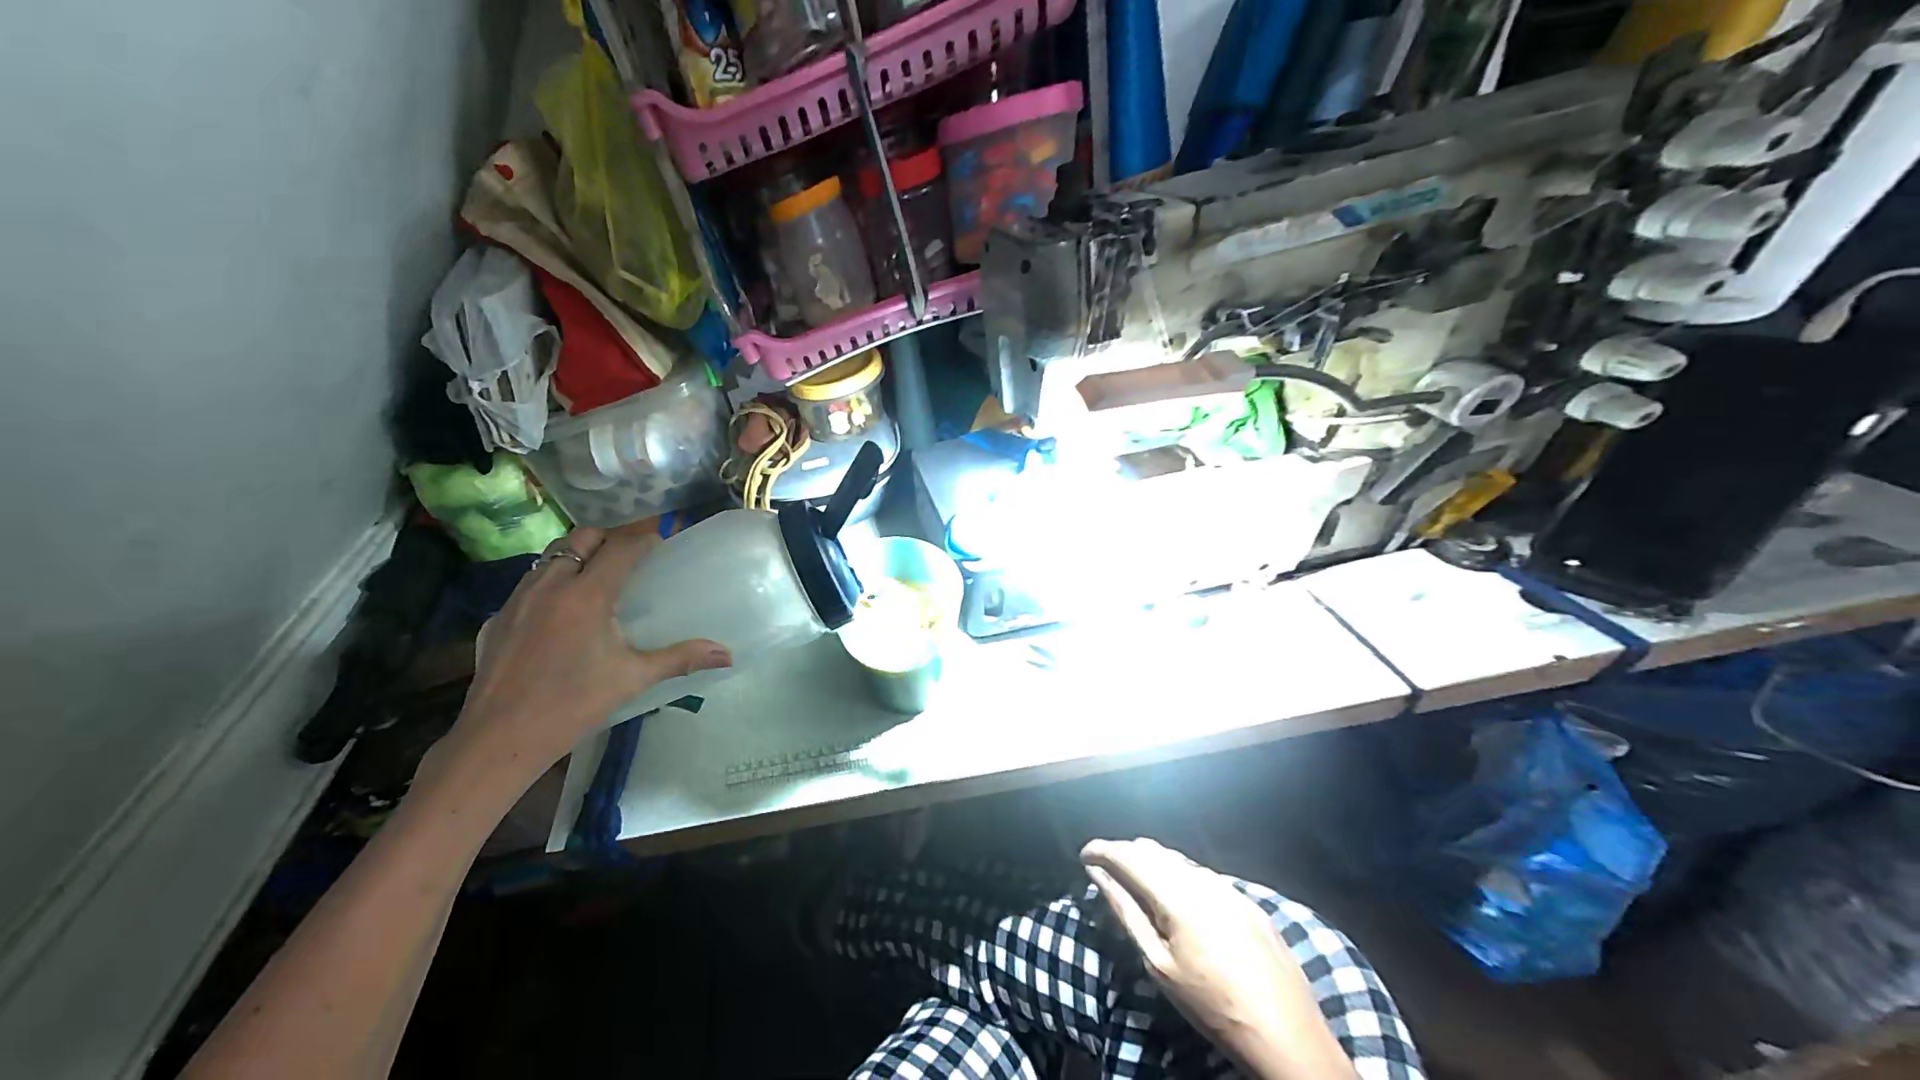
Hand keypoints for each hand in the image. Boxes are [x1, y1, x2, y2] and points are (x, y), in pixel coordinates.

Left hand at [423, 523, 731, 801]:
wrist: (499, 738)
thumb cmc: (573, 705)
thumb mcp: (633, 679)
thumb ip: (680, 659)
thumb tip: (727, 655)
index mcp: (587, 596)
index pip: (622, 547)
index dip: (646, 537)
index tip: (664, 538)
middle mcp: (551, 585)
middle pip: (583, 537)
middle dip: (611, 537)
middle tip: (632, 554)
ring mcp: (519, 598)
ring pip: (552, 554)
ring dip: (579, 553)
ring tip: (599, 574)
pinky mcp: (499, 616)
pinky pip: (530, 581)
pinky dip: (553, 579)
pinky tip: (562, 609)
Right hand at [1081, 839, 1355, 1079]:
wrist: (1287, 1038)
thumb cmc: (1212, 1007)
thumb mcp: (1158, 965)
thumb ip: (1126, 912)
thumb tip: (1098, 875)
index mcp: (1179, 896)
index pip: (1130, 855)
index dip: (1102, 849)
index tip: (1084, 854)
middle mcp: (1204, 881)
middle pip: (1154, 851)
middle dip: (1124, 852)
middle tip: (1103, 866)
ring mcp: (1231, 889)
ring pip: (1180, 860)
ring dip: (1152, 862)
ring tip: (1133, 877)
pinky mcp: (1249, 902)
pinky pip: (1203, 875)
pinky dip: (1179, 875)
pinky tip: (1175, 894)